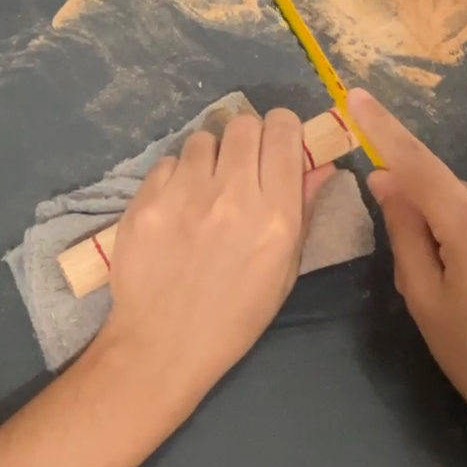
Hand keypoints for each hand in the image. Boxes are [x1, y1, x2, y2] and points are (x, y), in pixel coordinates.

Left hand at [90, 109, 336, 401]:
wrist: (162, 344)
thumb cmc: (234, 316)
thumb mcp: (283, 271)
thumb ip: (302, 211)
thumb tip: (320, 164)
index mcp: (275, 215)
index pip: (284, 132)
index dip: (283, 129)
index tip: (278, 141)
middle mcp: (232, 195)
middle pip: (243, 123)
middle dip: (247, 137)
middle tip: (241, 163)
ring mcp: (184, 195)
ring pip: (203, 139)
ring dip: (209, 156)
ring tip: (204, 188)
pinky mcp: (146, 200)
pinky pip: (168, 162)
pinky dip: (175, 176)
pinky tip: (176, 206)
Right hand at [349, 89, 466, 455]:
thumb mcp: (424, 300)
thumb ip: (403, 232)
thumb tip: (386, 181)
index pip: (417, 164)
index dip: (383, 129)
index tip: (355, 95)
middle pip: (446, 191)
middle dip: (424, 213)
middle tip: (423, 272)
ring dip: (455, 228)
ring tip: (465, 288)